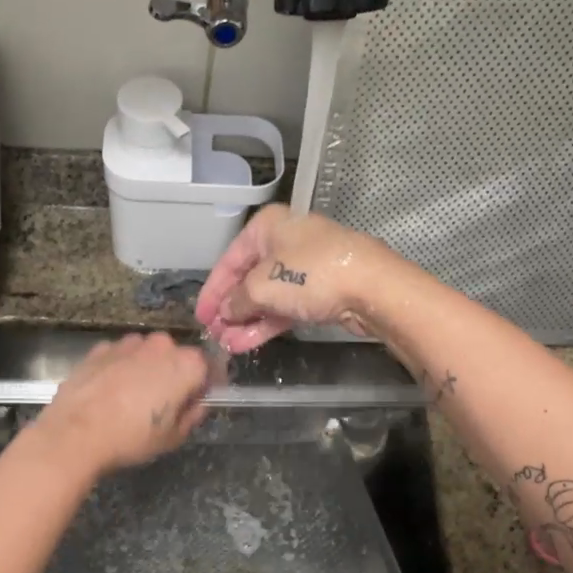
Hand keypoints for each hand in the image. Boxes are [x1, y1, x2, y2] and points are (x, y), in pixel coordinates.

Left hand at [30, 332, 209, 473]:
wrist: (75, 432)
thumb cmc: (131, 438)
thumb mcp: (172, 437)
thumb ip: (192, 416)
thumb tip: (197, 404)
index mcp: (186, 364)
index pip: (207, 368)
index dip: (203, 386)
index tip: (195, 403)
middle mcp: (160, 345)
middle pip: (175, 357)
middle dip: (173, 375)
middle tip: (162, 403)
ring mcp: (127, 344)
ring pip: (146, 354)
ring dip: (145, 369)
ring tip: (132, 398)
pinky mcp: (99, 349)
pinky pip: (119, 357)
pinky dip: (120, 368)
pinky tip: (109, 393)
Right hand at [194, 205, 397, 352]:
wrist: (372, 287)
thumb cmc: (309, 275)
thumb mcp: (260, 287)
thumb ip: (236, 301)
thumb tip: (225, 313)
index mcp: (267, 227)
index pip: (228, 261)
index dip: (211, 292)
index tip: (200, 317)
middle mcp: (285, 241)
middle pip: (247, 279)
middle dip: (229, 310)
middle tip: (213, 335)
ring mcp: (305, 267)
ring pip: (267, 297)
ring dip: (246, 321)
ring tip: (227, 345)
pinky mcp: (320, 290)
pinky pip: (285, 307)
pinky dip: (266, 324)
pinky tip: (247, 343)